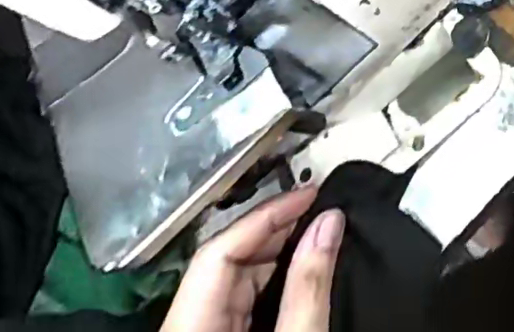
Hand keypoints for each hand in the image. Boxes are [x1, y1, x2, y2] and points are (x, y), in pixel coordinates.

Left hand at [160, 187, 343, 331]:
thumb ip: (309, 287)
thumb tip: (329, 222)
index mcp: (189, 329)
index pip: (218, 250)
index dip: (265, 215)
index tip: (307, 195)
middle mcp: (184, 330)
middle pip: (223, 262)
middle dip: (274, 231)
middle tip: (318, 212)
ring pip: (230, 283)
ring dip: (275, 256)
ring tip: (315, 238)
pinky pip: (235, 306)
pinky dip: (269, 284)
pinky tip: (297, 276)